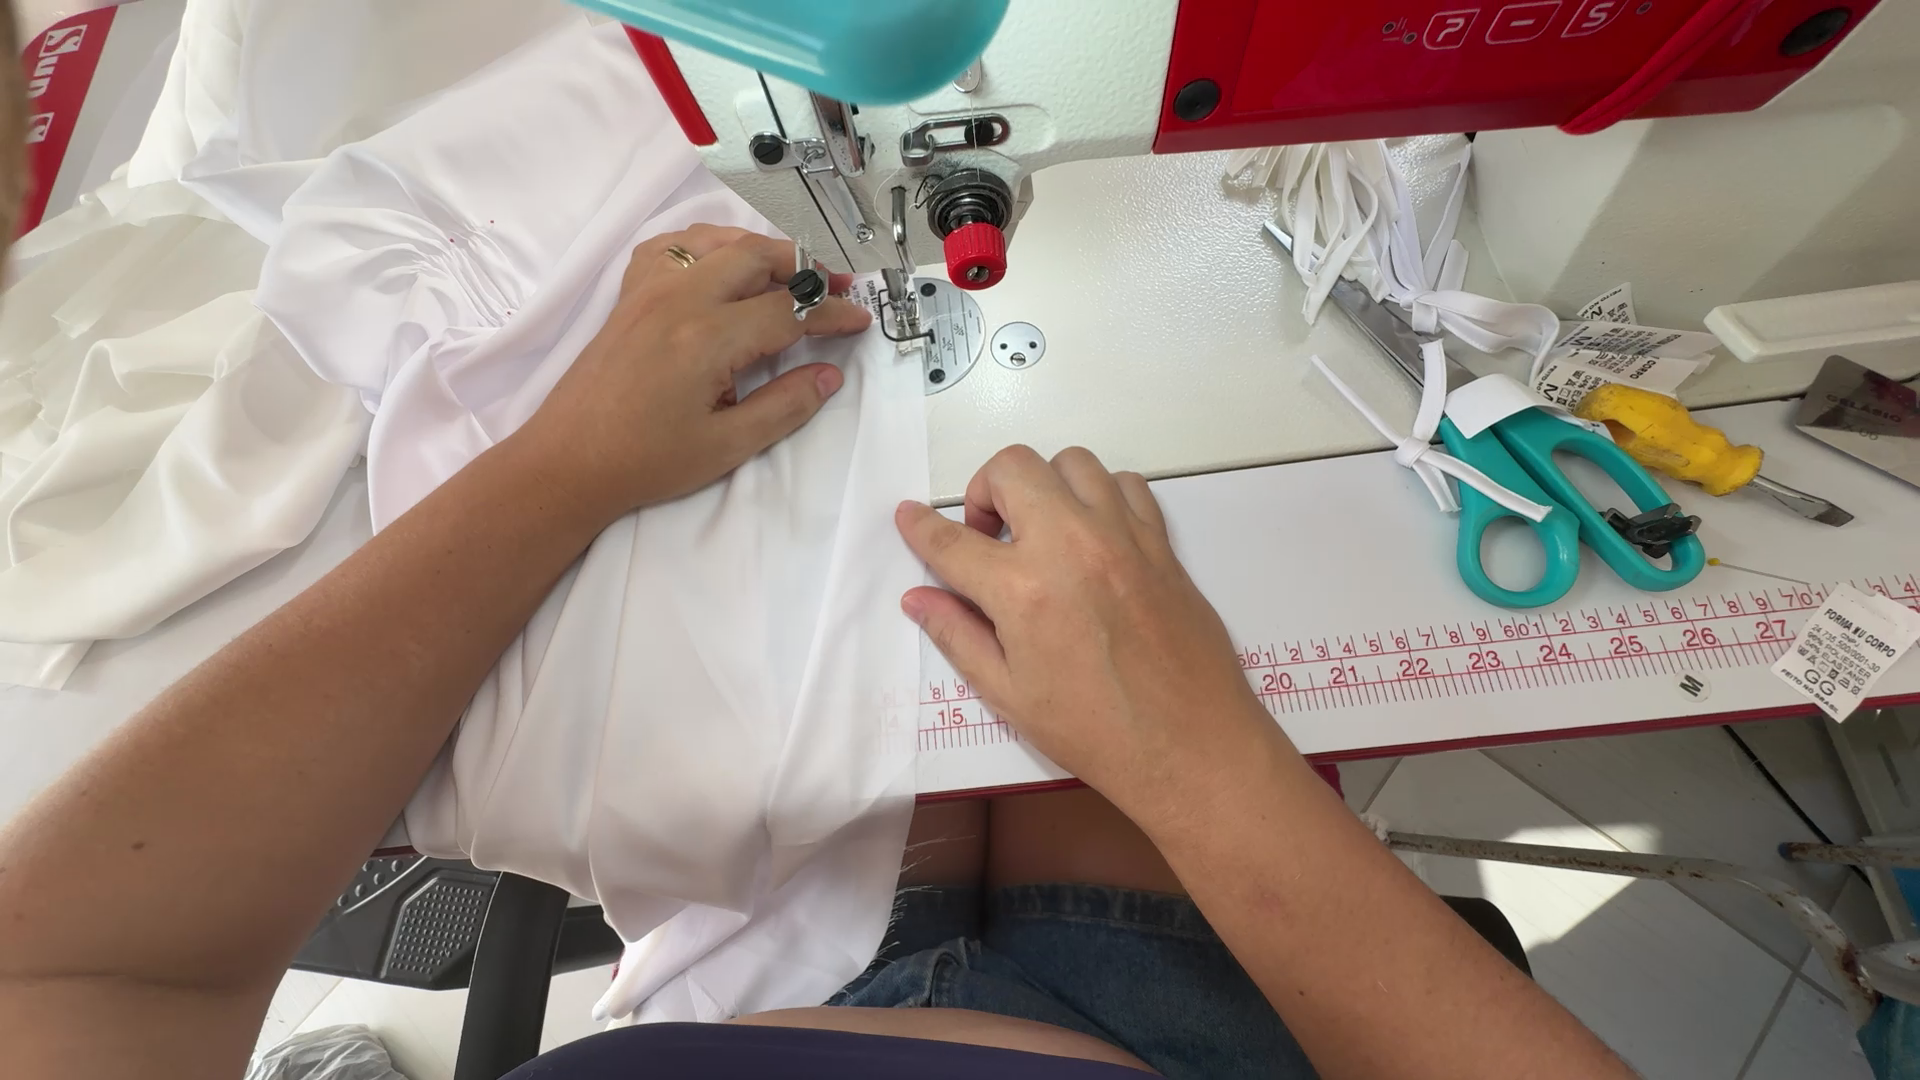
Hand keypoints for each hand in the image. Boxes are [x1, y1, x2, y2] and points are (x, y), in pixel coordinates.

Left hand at [520, 225, 870, 521]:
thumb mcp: (728, 446)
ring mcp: (649, 290)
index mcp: (708, 338)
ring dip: (762, 249)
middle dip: (805, 267)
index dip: (831, 314)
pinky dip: (710, 245)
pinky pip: (675, 246)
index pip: (788, 310)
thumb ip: (785, 407)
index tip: (859, 320)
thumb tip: (829, 377)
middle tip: (837, 288)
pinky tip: (723, 265)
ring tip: (791, 273)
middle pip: (755, 257)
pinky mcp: (630, 295)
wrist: (568, 461)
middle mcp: (679, 298)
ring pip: (717, 241)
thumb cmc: (648, 461)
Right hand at [896, 446, 1278, 818]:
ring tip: (1043, 531)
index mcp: (1023, 590)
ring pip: (1072, 462)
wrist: (1193, 746)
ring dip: (1044, 486)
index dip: (920, 526)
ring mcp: (1122, 536)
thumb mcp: (1009, 694)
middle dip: (985, 491)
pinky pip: (1126, 484)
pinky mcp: (1160, 541)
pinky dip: (1100, 495)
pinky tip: (1094, 535)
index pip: (953, 542)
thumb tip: (918, 598)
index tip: (908, 515)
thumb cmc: (1093, 732)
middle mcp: (1071, 544)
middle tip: (990, 538)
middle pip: (1013, 468)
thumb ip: (957, 635)